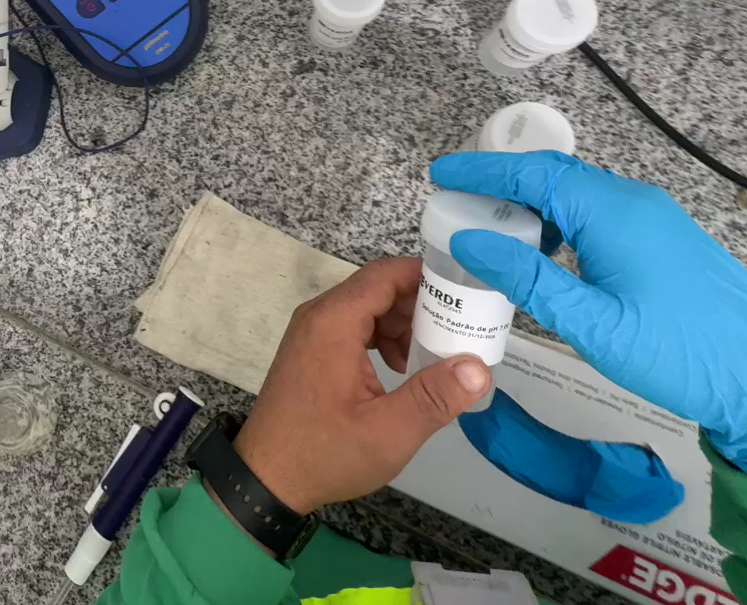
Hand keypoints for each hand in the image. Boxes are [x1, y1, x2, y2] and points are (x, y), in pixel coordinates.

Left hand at [233, 257, 493, 513]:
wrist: (268, 473)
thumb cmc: (326, 450)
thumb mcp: (389, 430)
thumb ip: (434, 395)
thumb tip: (479, 366)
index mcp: (334, 322)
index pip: (382, 275)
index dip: (424, 274)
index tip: (464, 287)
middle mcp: (319, 316)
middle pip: (375, 289)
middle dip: (420, 303)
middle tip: (462, 328)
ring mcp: (311, 332)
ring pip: (364, 308)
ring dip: (401, 323)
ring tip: (435, 354)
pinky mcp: (310, 349)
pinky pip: (350, 326)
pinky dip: (380, 337)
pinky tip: (401, 368)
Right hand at [430, 150, 746, 491]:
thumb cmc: (679, 356)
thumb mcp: (589, 323)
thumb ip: (524, 276)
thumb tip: (468, 238)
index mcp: (612, 213)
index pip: (530, 174)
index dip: (479, 171)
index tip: (437, 173)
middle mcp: (634, 202)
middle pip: (552, 174)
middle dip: (498, 179)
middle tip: (454, 194)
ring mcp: (656, 218)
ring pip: (576, 191)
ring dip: (528, 198)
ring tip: (489, 221)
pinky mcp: (667, 238)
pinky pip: (597, 209)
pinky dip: (557, 215)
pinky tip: (543, 247)